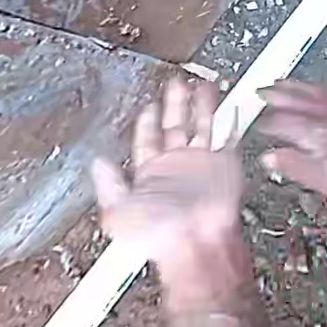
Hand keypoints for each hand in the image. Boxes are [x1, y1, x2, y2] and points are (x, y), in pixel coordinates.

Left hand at [91, 78, 241, 284]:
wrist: (197, 243)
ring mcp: (202, 162)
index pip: (149, 139)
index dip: (148, 120)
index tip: (150, 103)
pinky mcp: (224, 163)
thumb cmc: (159, 235)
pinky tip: (228, 105)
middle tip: (177, 82)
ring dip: (201, 104)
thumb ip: (109, 185)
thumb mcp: (118, 211)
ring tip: (201, 84)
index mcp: (152, 173)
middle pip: (175, 125)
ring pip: (201, 125)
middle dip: (175, 103)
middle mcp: (177, 165)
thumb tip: (96, 162)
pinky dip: (229, 120)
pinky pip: (228, 136)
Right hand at [256, 81, 326, 207]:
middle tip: (262, 90)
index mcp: (318, 136)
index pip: (285, 124)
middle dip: (277, 96)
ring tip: (283, 82)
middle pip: (298, 102)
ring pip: (315, 95)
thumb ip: (295, 166)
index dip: (267, 123)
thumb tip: (270, 158)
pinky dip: (319, 89)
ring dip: (296, 87)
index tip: (256, 122)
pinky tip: (317, 89)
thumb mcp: (324, 181)